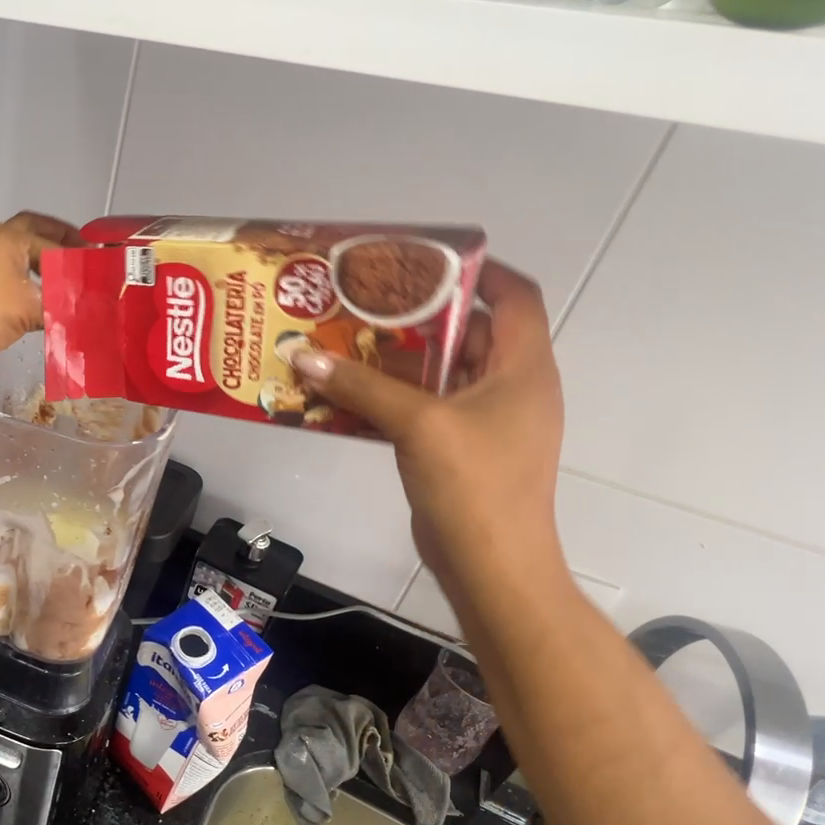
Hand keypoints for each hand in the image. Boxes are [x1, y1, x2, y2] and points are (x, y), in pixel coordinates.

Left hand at [0, 212, 80, 380]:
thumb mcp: (28, 309)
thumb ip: (60, 307)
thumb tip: (85, 312)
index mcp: (10, 237)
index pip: (56, 242)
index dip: (81, 255)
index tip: (103, 269)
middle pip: (33, 235)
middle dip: (59, 244)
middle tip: (83, 260)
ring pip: (16, 260)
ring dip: (39, 269)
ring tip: (65, 289)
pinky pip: (4, 282)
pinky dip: (23, 289)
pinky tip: (35, 309)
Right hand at [290, 260, 564, 588]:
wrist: (490, 564)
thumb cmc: (473, 484)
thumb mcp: (418, 424)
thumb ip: (361, 386)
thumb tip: (302, 356)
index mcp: (523, 368)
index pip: (515, 297)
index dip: (477, 272)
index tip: (423, 260)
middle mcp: (510, 387)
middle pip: (467, 334)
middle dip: (416, 318)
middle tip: (363, 303)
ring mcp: (486, 422)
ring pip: (439, 374)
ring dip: (394, 361)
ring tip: (343, 344)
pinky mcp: (459, 450)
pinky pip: (423, 409)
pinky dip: (390, 399)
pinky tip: (345, 397)